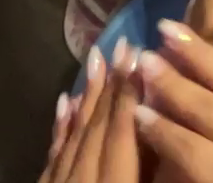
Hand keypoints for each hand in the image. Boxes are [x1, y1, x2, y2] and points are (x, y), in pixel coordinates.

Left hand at [39, 43, 143, 182]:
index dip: (129, 89)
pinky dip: (61, 126)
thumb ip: (151, 170)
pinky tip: (65, 101)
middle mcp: (81, 178)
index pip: (121, 129)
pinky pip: (53, 154)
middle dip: (111, 82)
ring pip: (74, 133)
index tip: (136, 51)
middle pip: (98, 124)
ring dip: (87, 95)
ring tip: (95, 60)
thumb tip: (160, 126)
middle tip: (121, 43)